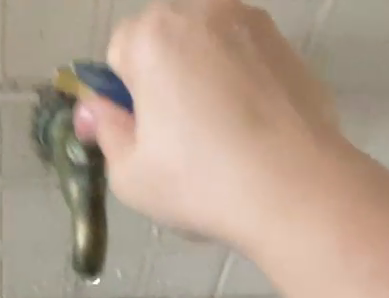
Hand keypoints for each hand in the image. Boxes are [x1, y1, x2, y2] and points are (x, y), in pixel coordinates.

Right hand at [73, 0, 344, 252]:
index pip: (117, 53)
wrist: (294, 189)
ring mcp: (252, 24)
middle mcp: (202, 12)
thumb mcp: (130, 175)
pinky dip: (241, 88)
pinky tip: (250, 134)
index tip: (137, 137)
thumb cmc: (200, 183)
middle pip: (164, 40)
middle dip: (162, 80)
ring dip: (202, 80)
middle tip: (176, 143)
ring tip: (217, 139)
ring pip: (208, 48)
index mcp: (153, 36)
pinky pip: (247, 62)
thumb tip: (94, 108)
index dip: (122, 97)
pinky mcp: (289, 47)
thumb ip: (106, 132)